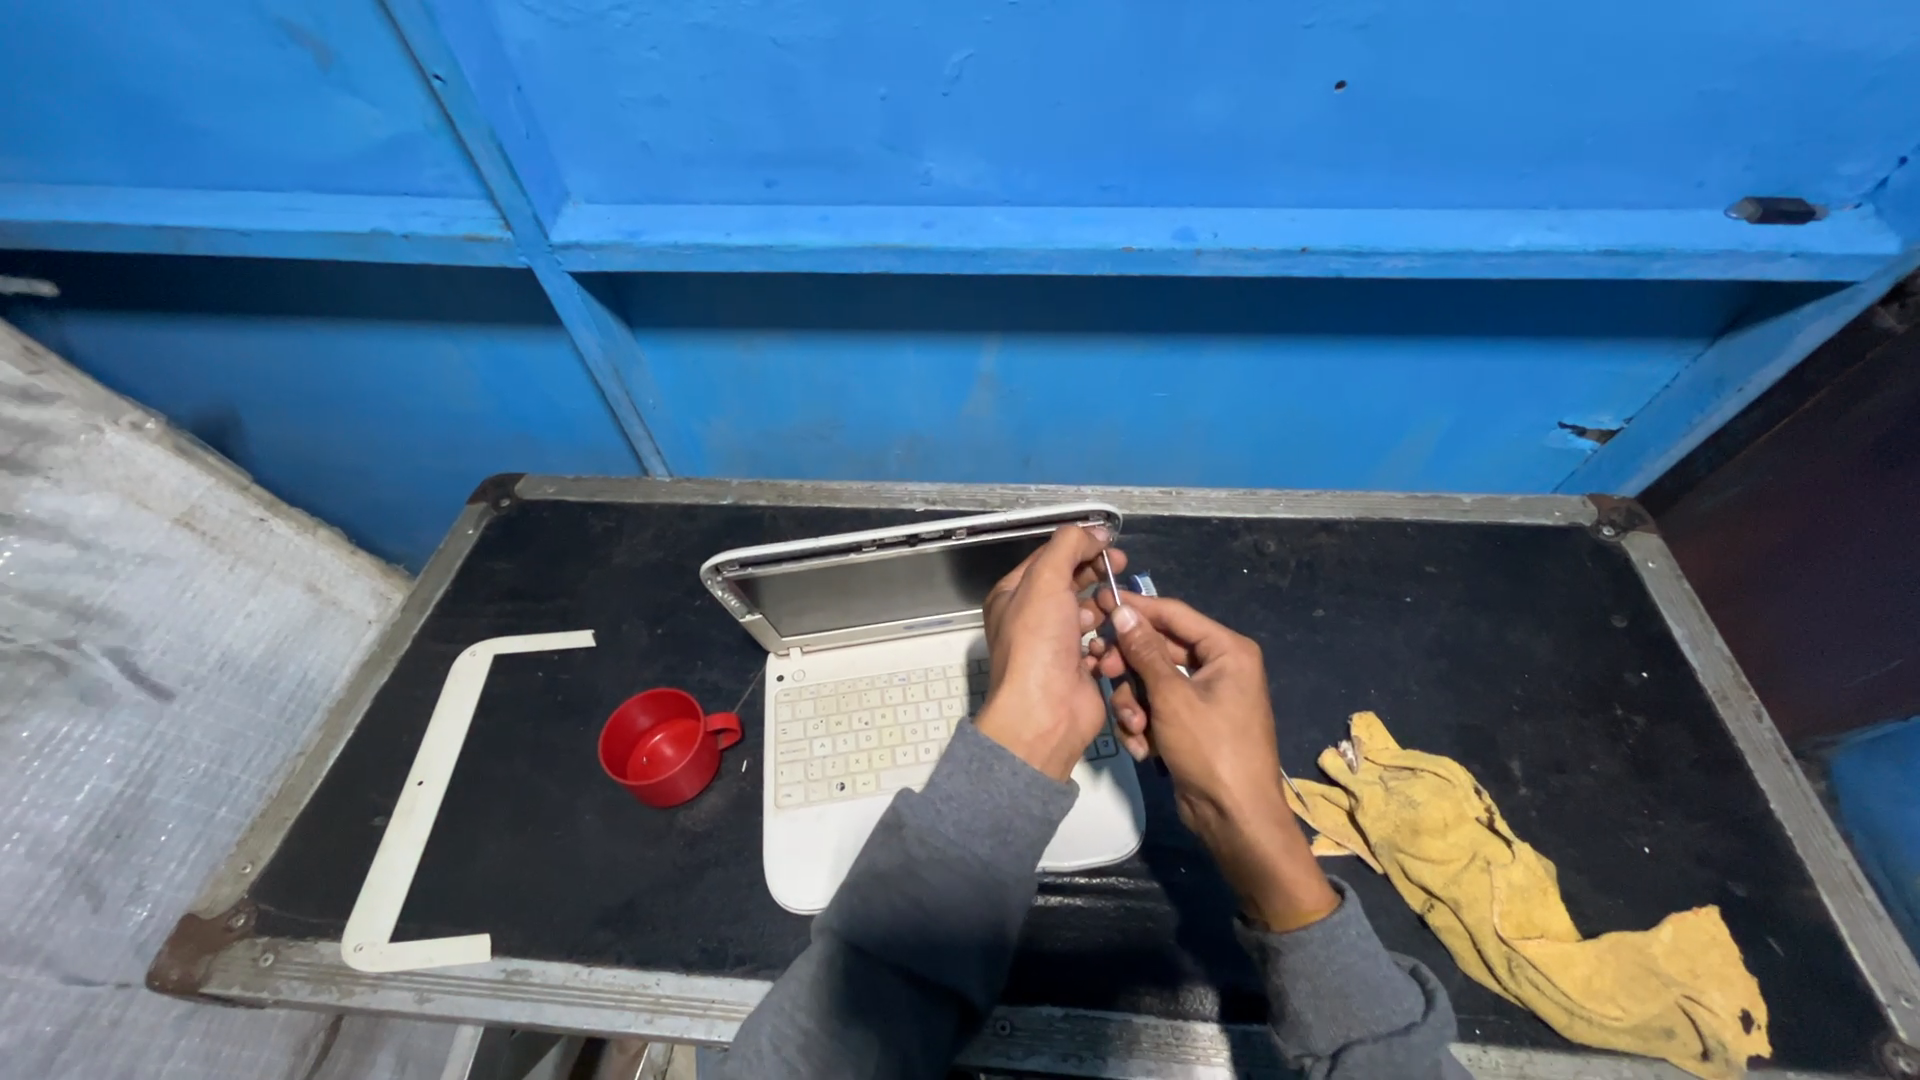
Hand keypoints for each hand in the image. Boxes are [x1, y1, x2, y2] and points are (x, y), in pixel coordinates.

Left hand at [975, 525, 1128, 780]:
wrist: (1045, 711)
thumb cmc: (1039, 640)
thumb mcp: (1046, 579)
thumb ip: (1068, 546)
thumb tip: (1095, 533)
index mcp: (1014, 595)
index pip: (1049, 558)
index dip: (1079, 547)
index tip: (1110, 544)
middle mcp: (1031, 618)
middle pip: (1070, 584)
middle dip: (1095, 574)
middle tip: (1121, 568)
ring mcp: (1055, 646)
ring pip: (1089, 614)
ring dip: (1104, 609)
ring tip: (1113, 610)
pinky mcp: (1078, 669)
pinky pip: (1100, 645)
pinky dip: (1108, 643)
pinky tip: (1110, 645)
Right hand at [1101, 592, 1337, 931]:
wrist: (1234, 817)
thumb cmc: (1210, 748)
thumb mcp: (1171, 696)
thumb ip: (1144, 650)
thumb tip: (1124, 610)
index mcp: (1227, 650)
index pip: (1173, 614)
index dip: (1136, 607)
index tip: (1100, 602)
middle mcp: (1219, 666)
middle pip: (1158, 649)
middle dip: (1130, 669)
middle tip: (1102, 671)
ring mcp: (1205, 696)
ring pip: (1152, 681)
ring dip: (1135, 704)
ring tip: (1134, 729)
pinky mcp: (1192, 722)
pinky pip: (1158, 707)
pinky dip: (1146, 725)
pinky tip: (1143, 748)